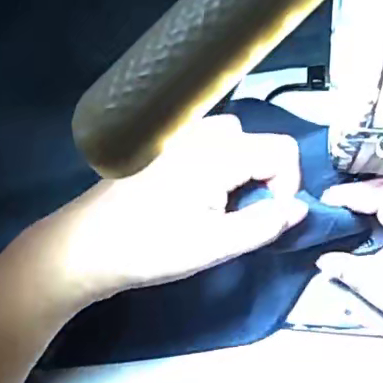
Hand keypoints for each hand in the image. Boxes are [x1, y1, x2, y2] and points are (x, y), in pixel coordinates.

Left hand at [13, 114, 310, 308]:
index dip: (288, 184)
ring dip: (234, 171)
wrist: (84, 248)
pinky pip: (198, 146)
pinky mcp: (154, 150)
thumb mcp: (215, 245)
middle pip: (254, 141)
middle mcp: (197, 133)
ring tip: (214, 210)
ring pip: (225, 141)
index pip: (282, 149)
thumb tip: (299, 208)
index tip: (269, 218)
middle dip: (260, 178)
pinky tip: (187, 200)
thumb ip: (264, 225)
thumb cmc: (149, 248)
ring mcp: (172, 138)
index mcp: (218, 151)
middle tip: (237, 217)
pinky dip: (209, 167)